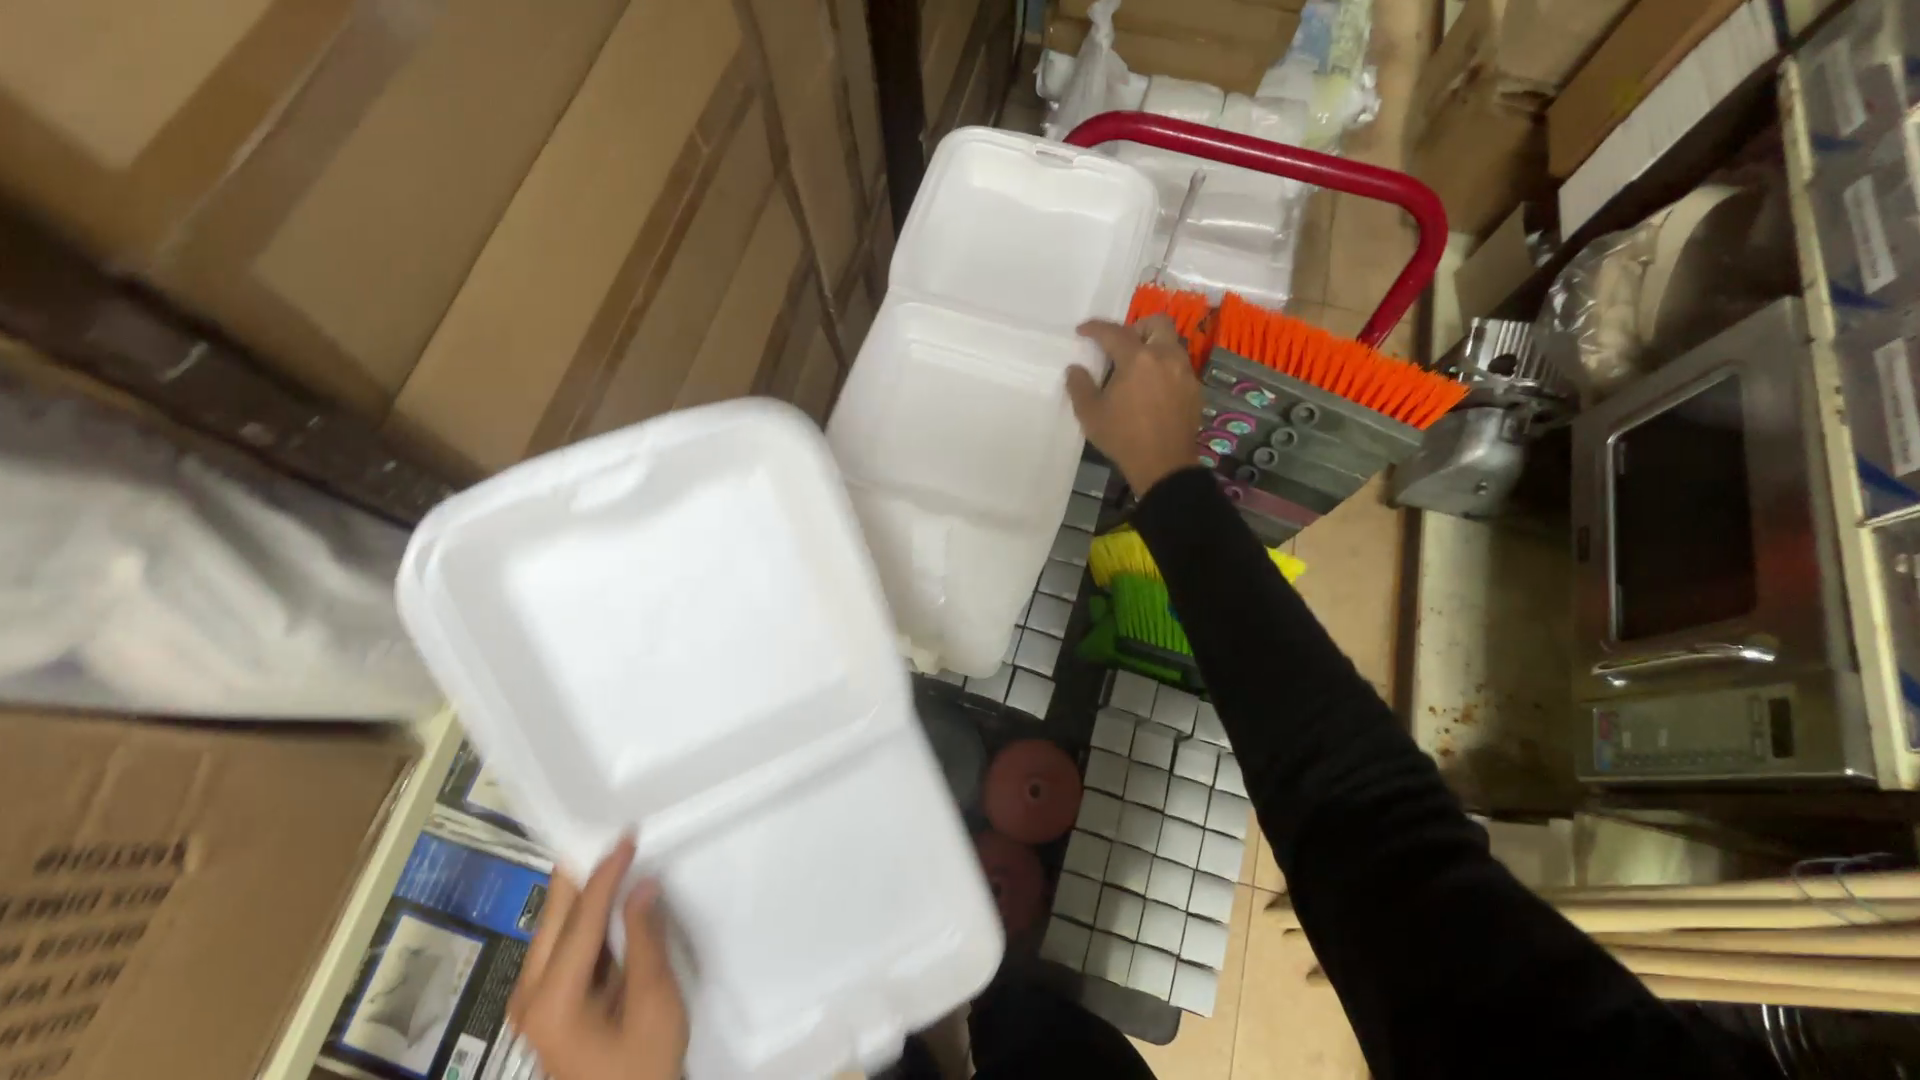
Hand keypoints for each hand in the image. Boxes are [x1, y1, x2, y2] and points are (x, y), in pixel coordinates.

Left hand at [509, 838, 687, 1079]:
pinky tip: (604, 896)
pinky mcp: (543, 1002)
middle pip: (554, 917)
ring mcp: (530, 1000)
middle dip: (582, 872)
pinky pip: (559, 944)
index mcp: (553, 999)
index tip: (626, 837)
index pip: (580, 919)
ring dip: (582, 891)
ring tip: (612, 856)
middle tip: (611, 834)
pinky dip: (582, 915)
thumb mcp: (654, 1004)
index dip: (605, 873)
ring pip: (553, 927)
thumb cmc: (643, 1065)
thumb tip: (642, 885)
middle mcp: (528, 995)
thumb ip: (645, 941)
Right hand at [1067, 315, 1200, 494]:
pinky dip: (1165, 367)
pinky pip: (1179, 366)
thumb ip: (1080, 386)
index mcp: (1137, 359)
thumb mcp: (1090, 414)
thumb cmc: (1123, 438)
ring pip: (1171, 344)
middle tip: (1122, 346)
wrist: (1164, 465)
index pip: (1114, 332)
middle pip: (1157, 323)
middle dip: (1137, 328)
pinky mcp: (1194, 389)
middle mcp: (1165, 357)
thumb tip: (1075, 369)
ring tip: (1137, 368)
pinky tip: (1153, 388)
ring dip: (1153, 347)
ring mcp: (1184, 372)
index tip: (1083, 331)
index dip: (1095, 328)